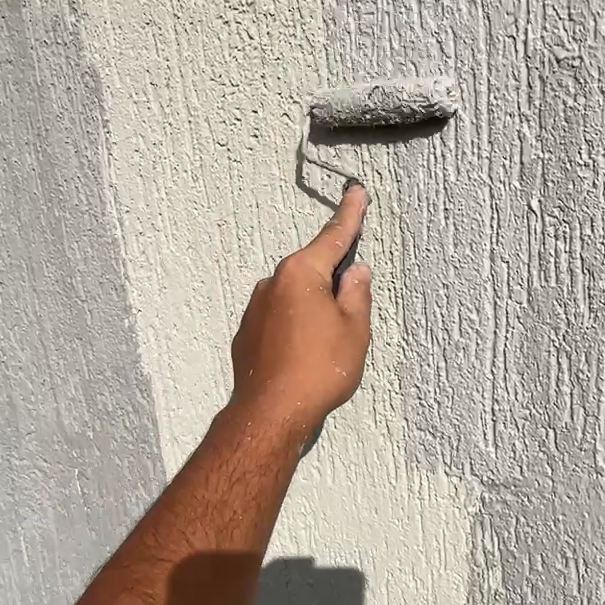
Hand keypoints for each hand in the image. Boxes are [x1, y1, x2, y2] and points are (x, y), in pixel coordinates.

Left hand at [228, 184, 371, 437]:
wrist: (270, 412)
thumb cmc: (319, 370)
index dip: (349, 215)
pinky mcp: (247, 332)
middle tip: (353, 309)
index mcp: (302, 273)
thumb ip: (357, 294)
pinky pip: (280, 317)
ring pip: (296, 295)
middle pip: (313, 269)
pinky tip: (306, 354)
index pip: (333, 237)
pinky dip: (297, 326)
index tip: (356, 192)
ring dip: (314, 307)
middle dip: (334, 279)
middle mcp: (273, 282)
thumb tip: (356, 272)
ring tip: (329, 344)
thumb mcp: (354, 330)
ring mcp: (256, 307)